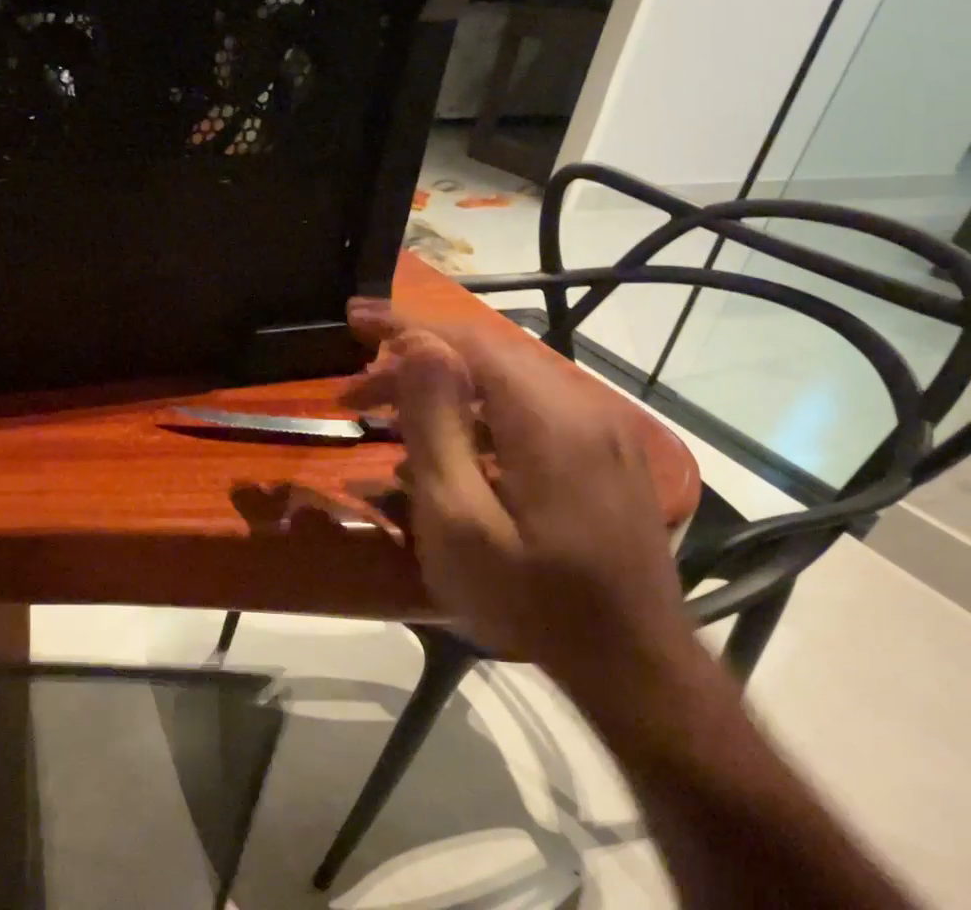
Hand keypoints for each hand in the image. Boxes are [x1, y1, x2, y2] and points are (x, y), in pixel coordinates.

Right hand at [345, 299, 692, 680]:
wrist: (632, 663)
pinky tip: (443, 448)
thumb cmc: (530, 599)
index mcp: (548, 421)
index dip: (404, 325)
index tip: (350, 318)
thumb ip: (437, 429)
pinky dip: (474, 412)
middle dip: (413, 360)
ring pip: (507, 382)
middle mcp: (583, 410)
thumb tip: (419, 348)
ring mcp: (600, 434)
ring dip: (441, 388)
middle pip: (487, 357)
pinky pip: (527, 410)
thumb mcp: (460, 521)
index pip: (468, 342)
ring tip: (385, 417)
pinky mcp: (602, 458)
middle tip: (352, 394)